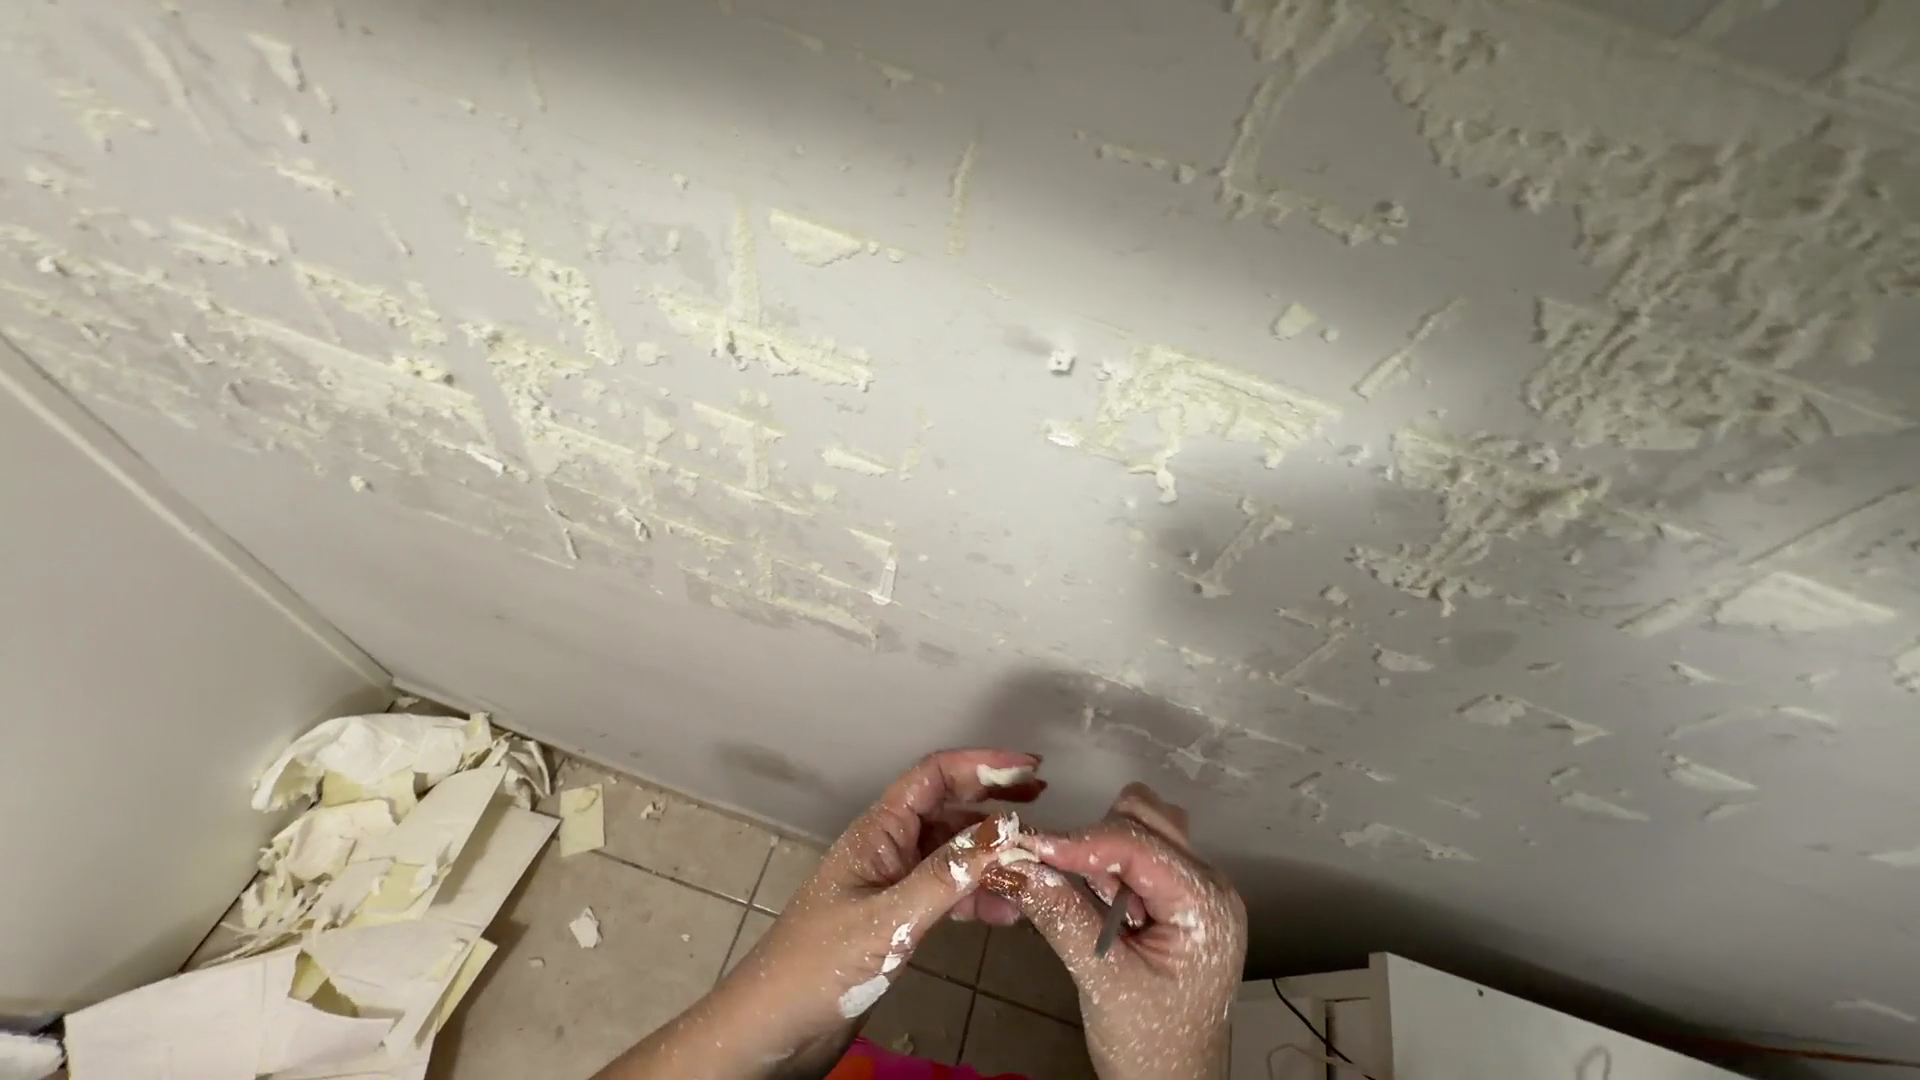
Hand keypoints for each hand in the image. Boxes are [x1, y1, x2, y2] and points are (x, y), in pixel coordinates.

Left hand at [722, 749, 1046, 1060]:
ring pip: (953, 852)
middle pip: (949, 807)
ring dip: (991, 856)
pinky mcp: (899, 914)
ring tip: (1034, 868)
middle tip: (1042, 802)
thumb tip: (1005, 830)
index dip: (982, 764)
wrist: (776, 1026)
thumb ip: (947, 875)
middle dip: (993, 802)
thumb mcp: (889, 918)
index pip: (935, 775)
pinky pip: (947, 891)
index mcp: (879, 829)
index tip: (1030, 768)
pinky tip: (1007, 913)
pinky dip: (978, 896)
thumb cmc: (821, 964)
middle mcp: (889, 844)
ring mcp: (894, 879)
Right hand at [1005, 783, 1246, 1079]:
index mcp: (1205, 903)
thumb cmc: (1150, 1046)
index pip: (1137, 844)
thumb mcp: (1103, 982)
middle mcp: (1208, 882)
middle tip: (1073, 886)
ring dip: (1105, 851)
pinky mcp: (1175, 895)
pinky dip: (1109, 864)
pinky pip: (1137, 852)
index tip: (1030, 847)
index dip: (1081, 840)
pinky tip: (1104, 907)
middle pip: (1145, 816)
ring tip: (1098, 907)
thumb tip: (1011, 865)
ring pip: (1140, 826)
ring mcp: (1194, 886)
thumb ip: (1061, 916)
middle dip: (1098, 840)